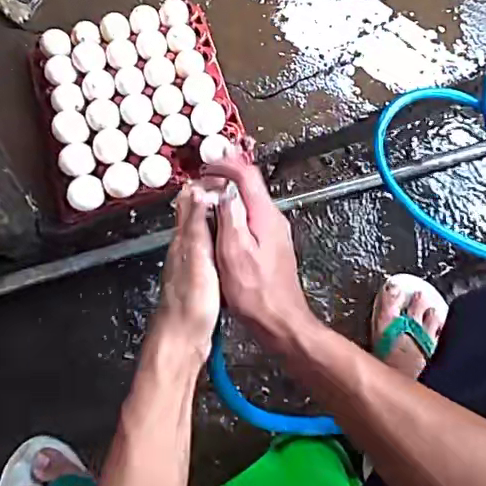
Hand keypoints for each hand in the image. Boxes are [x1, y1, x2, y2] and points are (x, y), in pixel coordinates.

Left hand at [148, 183, 222, 364]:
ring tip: (227, 205)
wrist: (182, 342)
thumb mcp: (197, 258)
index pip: (189, 203)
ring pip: (199, 231)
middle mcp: (183, 249)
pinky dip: (215, 238)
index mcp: (183, 241)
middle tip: (226, 183)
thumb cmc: (191, 304)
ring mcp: (190, 265)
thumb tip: (197, 191)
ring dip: (211, 216)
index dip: (204, 186)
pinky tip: (225, 242)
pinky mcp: (198, 280)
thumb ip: (196, 226)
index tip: (221, 174)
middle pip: (193, 215)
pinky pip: (206, 249)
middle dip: (208, 197)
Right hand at [203, 151, 318, 350]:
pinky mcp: (270, 245)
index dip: (226, 164)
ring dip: (229, 194)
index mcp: (264, 216)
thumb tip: (221, 190)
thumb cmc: (257, 294)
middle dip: (226, 176)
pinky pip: (251, 217)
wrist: (281, 322)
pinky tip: (221, 221)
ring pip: (250, 201)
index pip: (247, 175)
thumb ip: (228, 217)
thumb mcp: (234, 253)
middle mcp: (272, 219)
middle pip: (250, 185)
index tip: (208, 163)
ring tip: (208, 194)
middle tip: (204, 175)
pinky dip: (234, 211)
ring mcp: (273, 232)